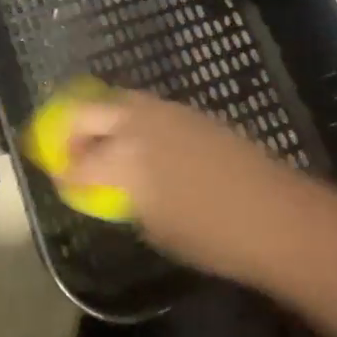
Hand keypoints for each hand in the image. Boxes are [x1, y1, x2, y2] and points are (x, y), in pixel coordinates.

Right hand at [59, 89, 309, 283]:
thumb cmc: (212, 235)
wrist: (274, 213)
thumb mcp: (156, 228)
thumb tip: (115, 190)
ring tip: (104, 143)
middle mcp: (136, 123)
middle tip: (70, 153)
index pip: (76, 163)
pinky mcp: (188, 109)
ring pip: (116, 101)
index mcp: (122, 158)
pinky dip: (131, 119)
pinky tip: (142, 141)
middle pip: (85, 112)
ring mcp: (164, 110)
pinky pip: (146, 106)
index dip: (64, 174)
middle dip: (70, 131)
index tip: (62, 182)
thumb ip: (126, 201)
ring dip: (101, 118)